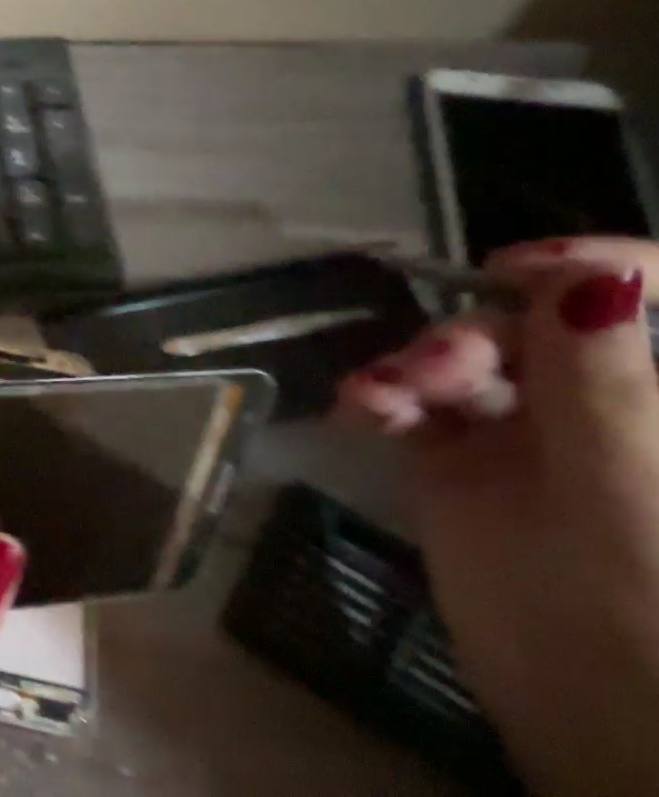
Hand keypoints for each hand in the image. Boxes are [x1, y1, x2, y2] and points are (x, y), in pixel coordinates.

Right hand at [334, 237, 658, 796]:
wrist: (603, 724)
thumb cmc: (645, 616)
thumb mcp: (627, 500)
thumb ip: (607, 392)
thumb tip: (592, 278)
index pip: (649, 293)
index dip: (592, 268)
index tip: (515, 275)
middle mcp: (610, 402)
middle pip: (535, 321)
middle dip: (474, 333)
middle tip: (431, 371)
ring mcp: (530, 430)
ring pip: (463, 357)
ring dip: (415, 364)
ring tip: (383, 397)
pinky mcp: (459, 457)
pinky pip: (414, 400)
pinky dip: (383, 396)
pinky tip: (363, 411)